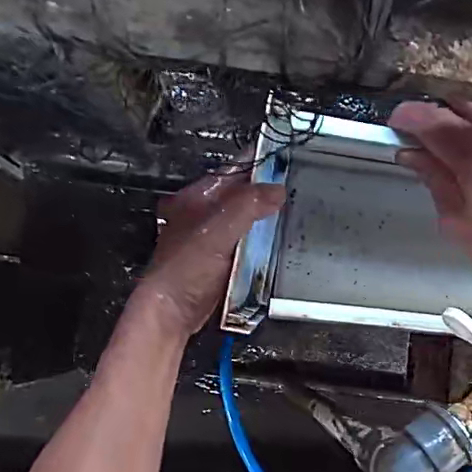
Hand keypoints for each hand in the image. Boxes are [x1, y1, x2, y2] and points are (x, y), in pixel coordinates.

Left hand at [132, 171, 285, 337]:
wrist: (171, 314)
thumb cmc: (183, 271)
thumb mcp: (216, 231)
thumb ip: (246, 207)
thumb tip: (277, 190)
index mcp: (197, 198)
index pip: (233, 170)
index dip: (258, 163)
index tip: (287, 156)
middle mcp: (204, 215)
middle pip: (243, 195)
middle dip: (268, 192)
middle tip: (300, 185)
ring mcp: (214, 239)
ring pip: (248, 220)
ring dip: (268, 218)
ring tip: (297, 210)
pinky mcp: (223, 262)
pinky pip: (249, 245)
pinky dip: (264, 242)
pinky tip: (280, 242)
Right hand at [390, 100, 471, 290]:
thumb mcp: (458, 220)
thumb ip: (433, 180)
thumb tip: (414, 158)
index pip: (425, 116)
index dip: (404, 121)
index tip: (393, 129)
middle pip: (449, 106)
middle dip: (429, 122)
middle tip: (417, 148)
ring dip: (455, 125)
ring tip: (446, 158)